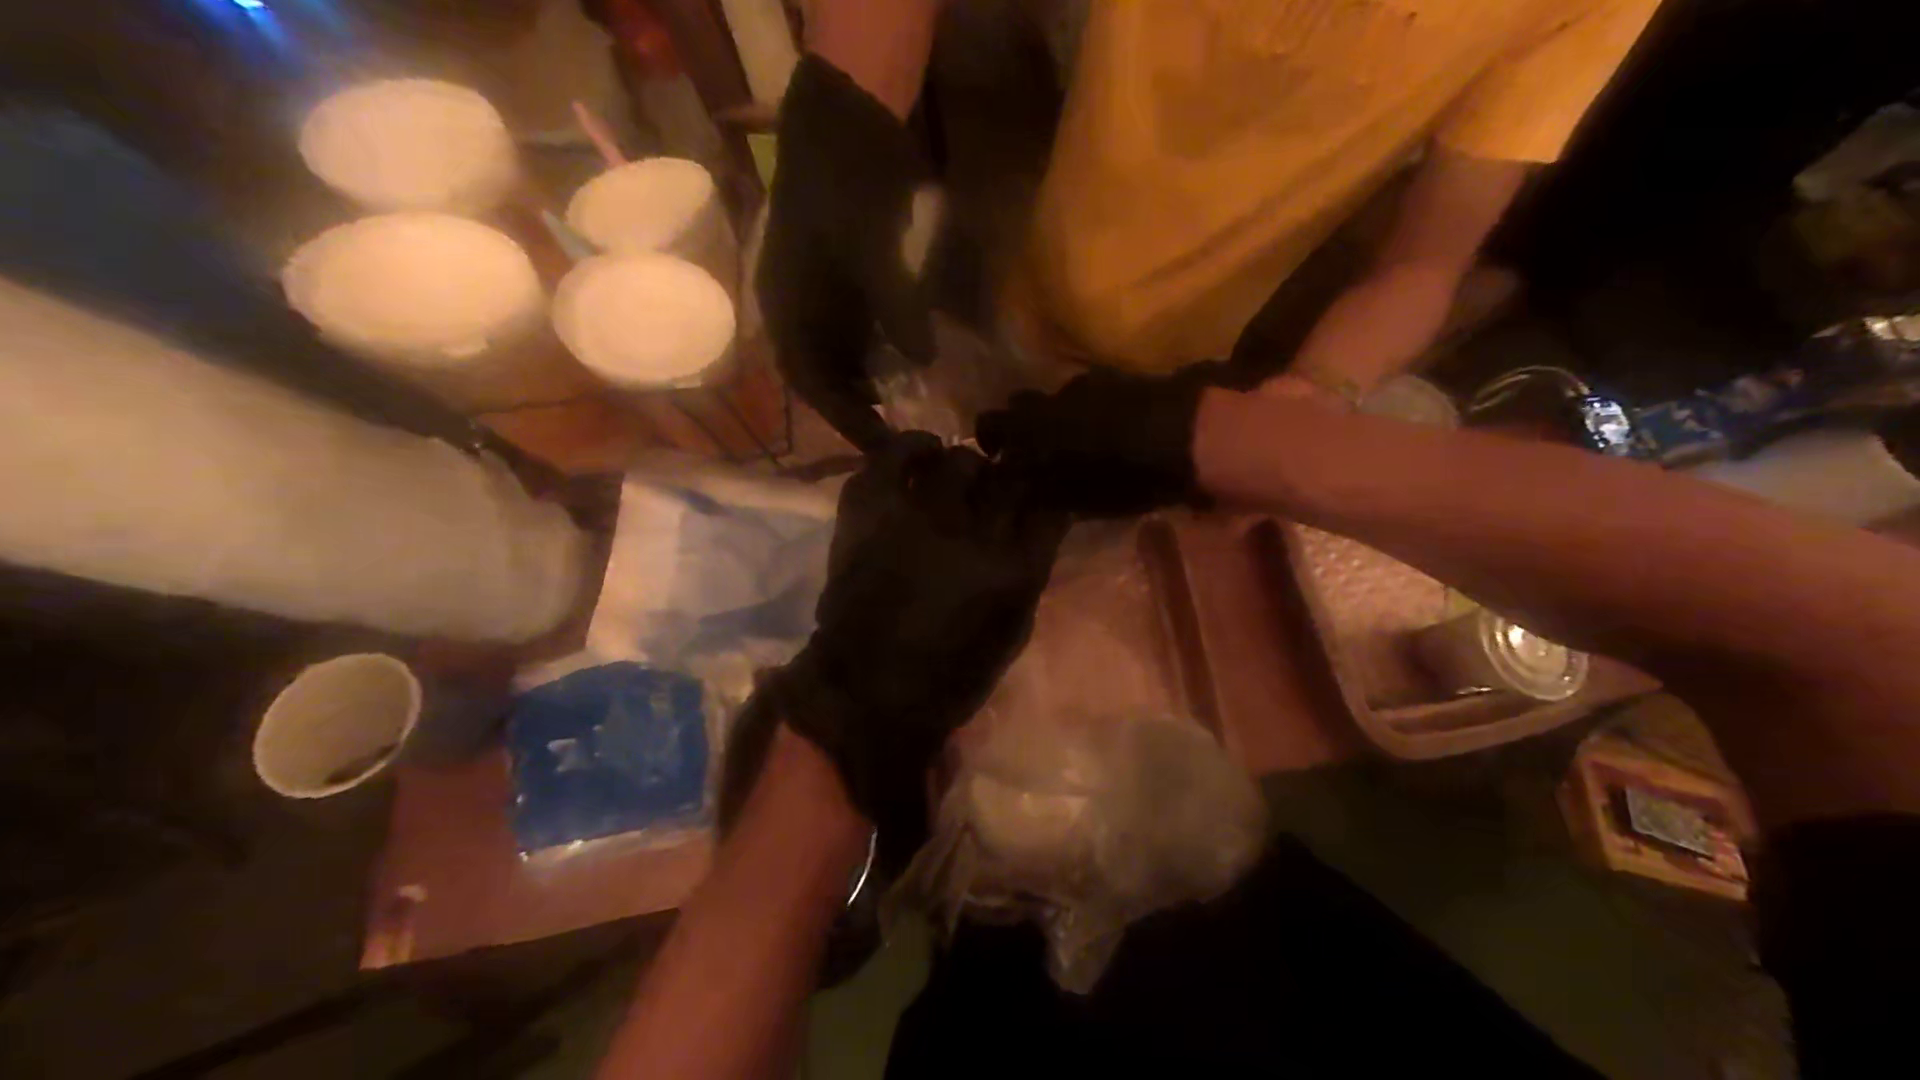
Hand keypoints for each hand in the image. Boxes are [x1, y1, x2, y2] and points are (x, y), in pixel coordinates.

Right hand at [756, 55, 933, 450]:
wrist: (841, 114)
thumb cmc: (857, 183)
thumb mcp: (882, 252)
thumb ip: (902, 313)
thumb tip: (924, 360)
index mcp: (790, 309)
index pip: (814, 384)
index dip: (847, 419)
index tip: (882, 443)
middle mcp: (789, 310)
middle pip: (818, 377)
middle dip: (855, 408)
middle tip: (896, 433)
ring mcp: (805, 294)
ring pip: (828, 357)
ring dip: (861, 383)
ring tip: (900, 408)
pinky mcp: (823, 280)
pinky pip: (839, 332)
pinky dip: (866, 354)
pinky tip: (897, 363)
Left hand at [771, 433, 1066, 868]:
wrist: (866, 691)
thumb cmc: (947, 674)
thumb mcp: (1012, 631)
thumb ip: (1029, 571)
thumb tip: (1033, 527)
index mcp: (1015, 570)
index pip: (1048, 508)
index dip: (1046, 495)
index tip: (1040, 496)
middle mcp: (973, 533)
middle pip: (1003, 477)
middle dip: (1003, 479)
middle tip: (991, 490)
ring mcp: (917, 515)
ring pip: (954, 460)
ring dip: (961, 465)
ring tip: (953, 471)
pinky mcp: (870, 509)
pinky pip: (891, 456)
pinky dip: (907, 448)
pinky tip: (919, 454)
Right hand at [978, 362, 1233, 516]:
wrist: (1193, 436)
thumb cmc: (1130, 474)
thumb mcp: (1081, 497)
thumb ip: (1044, 491)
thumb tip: (1021, 490)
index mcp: (1040, 424)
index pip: (994, 421)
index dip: (989, 438)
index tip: (996, 456)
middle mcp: (1057, 396)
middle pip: (1024, 405)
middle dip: (1025, 428)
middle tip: (1035, 453)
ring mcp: (1091, 383)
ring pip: (1059, 400)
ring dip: (1059, 420)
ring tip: (1075, 446)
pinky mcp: (1120, 380)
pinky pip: (1089, 396)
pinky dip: (1087, 413)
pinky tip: (1106, 433)